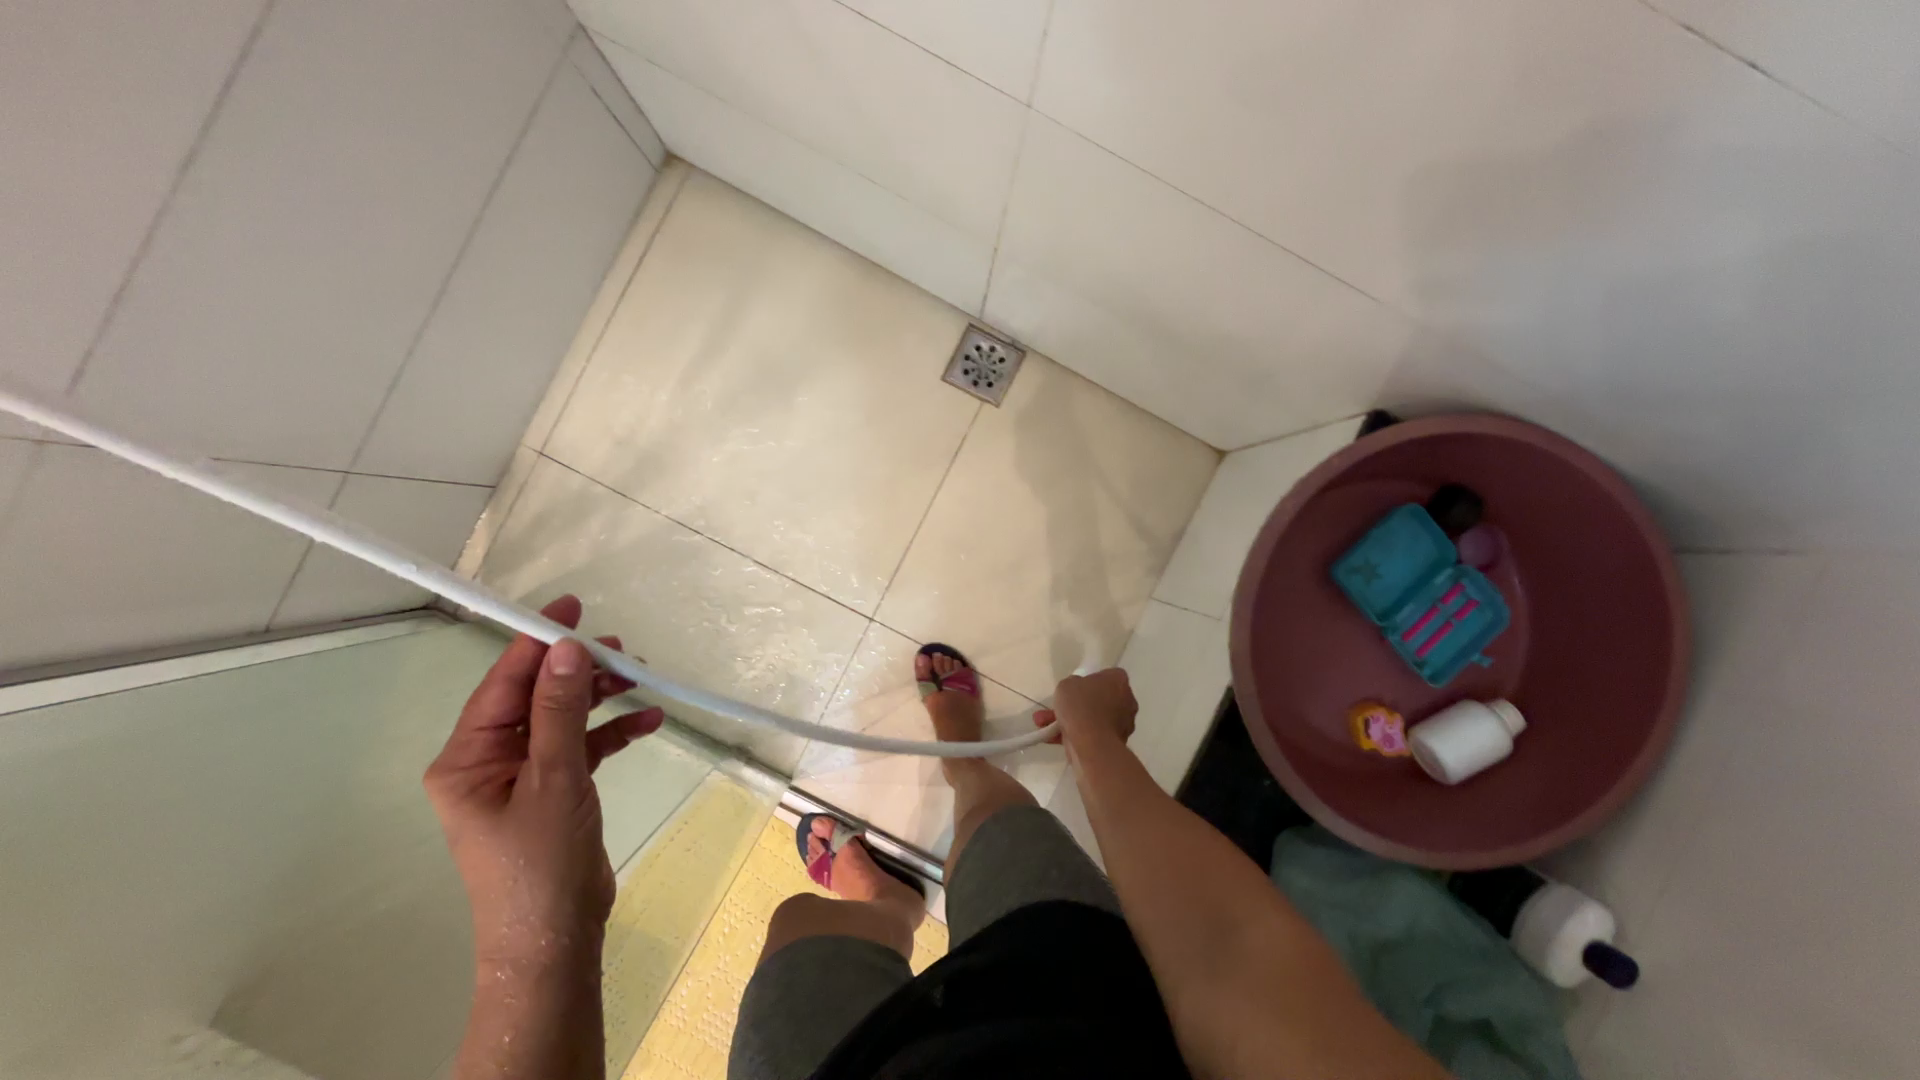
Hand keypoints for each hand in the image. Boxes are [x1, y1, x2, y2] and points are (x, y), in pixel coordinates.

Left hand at [425, 595, 663, 965]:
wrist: (556, 939)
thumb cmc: (541, 862)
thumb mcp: (554, 778)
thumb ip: (560, 710)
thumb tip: (566, 647)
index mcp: (467, 757)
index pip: (503, 683)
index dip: (537, 642)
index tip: (572, 608)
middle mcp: (489, 761)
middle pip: (536, 696)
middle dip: (578, 671)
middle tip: (622, 648)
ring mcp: (523, 776)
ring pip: (564, 718)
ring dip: (601, 698)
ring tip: (642, 677)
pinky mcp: (554, 791)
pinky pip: (583, 747)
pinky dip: (613, 732)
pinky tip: (648, 720)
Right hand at [1035, 668, 1136, 751]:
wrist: (1091, 743)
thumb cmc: (1081, 706)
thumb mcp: (1067, 685)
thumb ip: (1073, 685)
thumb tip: (1077, 691)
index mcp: (1119, 681)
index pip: (1108, 675)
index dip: (1090, 681)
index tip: (1075, 688)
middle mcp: (1127, 700)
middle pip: (1101, 698)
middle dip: (1078, 704)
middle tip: (1058, 707)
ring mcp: (1123, 724)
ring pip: (1094, 719)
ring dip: (1072, 721)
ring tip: (1045, 724)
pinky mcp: (1116, 743)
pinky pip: (1092, 735)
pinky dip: (1075, 735)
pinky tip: (1053, 738)